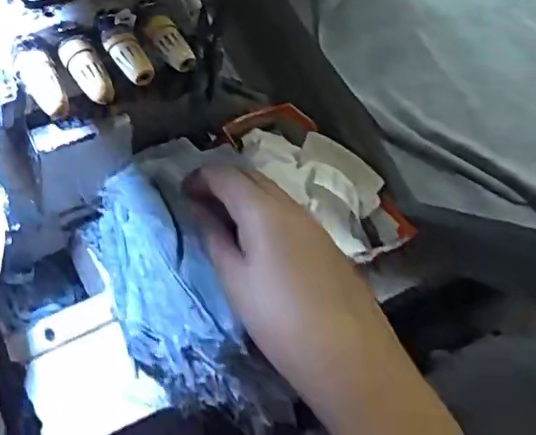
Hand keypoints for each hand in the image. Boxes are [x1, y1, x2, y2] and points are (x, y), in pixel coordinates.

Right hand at [185, 164, 461, 434]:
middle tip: (199, 202)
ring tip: (224, 221)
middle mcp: (288, 204)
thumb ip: (214, 237)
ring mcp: (311, 221)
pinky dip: (263, 210)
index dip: (199, 177)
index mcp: (261, 208)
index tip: (181, 192)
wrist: (354, 360)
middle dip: (220, 181)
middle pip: (249, 174)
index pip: (224, 173)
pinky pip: (286, 210)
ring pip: (269, 191)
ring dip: (243, 195)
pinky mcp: (325, 240)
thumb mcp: (235, 282)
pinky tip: (257, 239)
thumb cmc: (282, 321)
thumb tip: (198, 209)